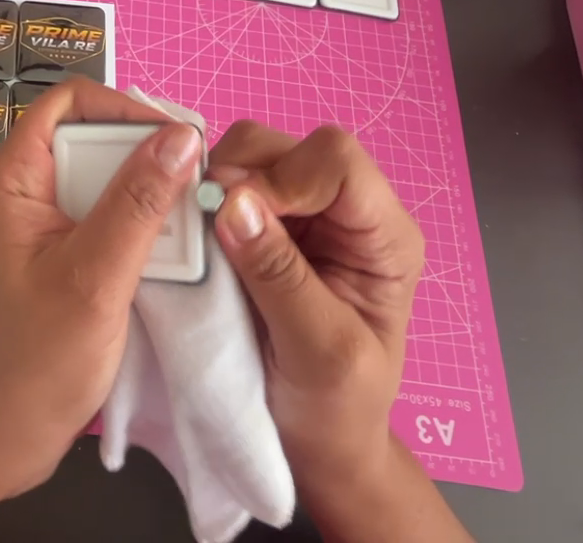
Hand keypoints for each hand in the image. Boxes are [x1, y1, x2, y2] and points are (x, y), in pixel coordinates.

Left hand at [0, 79, 202, 498]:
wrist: (9, 434)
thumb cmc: (39, 359)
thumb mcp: (94, 275)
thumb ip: (138, 203)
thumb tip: (182, 135)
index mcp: (13, 177)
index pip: (68, 102)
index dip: (122, 106)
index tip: (175, 137)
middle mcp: (26, 186)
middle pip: (92, 135)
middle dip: (145, 151)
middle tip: (196, 179)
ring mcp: (45, 219)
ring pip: (106, 174)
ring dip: (150, 189)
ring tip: (193, 214)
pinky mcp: (64, 247)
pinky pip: (109, 211)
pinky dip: (143, 221)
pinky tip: (174, 244)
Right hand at [206, 122, 426, 504]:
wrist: (316, 437)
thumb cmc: (336, 404)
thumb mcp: (319, 351)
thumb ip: (280, 275)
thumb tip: (232, 202)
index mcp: (383, 234)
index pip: (337, 161)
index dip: (284, 177)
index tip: (235, 218)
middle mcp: (346, 209)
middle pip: (289, 146)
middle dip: (242, 175)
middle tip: (208, 225)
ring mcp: (303, 211)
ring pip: (252, 154)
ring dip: (218, 184)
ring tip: (203, 234)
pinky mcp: (266, 220)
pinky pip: (228, 180)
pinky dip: (205, 196)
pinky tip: (199, 233)